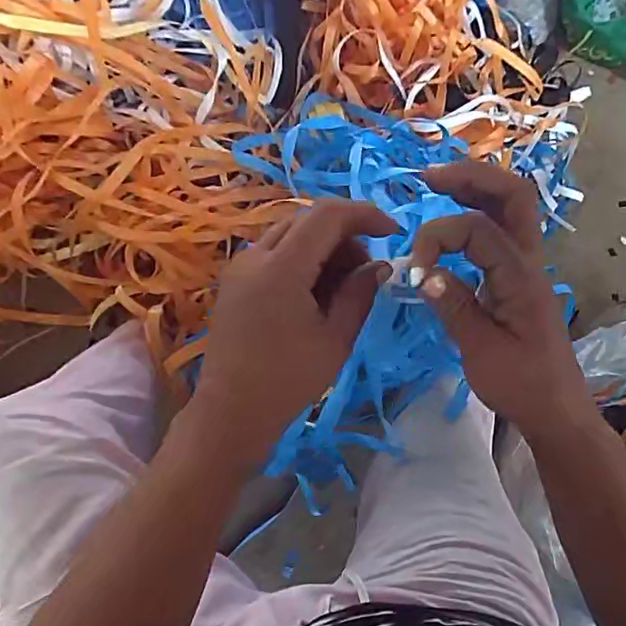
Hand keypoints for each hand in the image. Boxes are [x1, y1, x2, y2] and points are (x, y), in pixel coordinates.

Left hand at [193, 199, 393, 456]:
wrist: (232, 410)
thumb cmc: (289, 380)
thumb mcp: (336, 339)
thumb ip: (360, 294)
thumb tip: (379, 266)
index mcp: (282, 266)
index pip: (328, 215)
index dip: (366, 215)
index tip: (392, 234)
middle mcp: (255, 255)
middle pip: (307, 220)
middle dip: (345, 235)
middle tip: (367, 272)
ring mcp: (239, 267)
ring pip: (289, 235)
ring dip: (322, 248)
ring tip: (342, 289)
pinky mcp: (234, 283)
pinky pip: (273, 254)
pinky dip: (300, 261)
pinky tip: (314, 295)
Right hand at [409, 162, 591, 439]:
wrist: (555, 409)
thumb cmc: (521, 384)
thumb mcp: (481, 350)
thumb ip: (454, 306)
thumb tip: (424, 273)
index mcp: (520, 276)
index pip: (476, 228)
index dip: (437, 238)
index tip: (415, 274)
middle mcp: (528, 263)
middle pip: (512, 195)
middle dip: (471, 177)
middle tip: (429, 178)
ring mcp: (525, 270)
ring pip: (510, 210)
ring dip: (476, 191)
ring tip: (436, 186)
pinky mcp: (517, 283)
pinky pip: (500, 235)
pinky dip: (476, 218)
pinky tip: (452, 227)